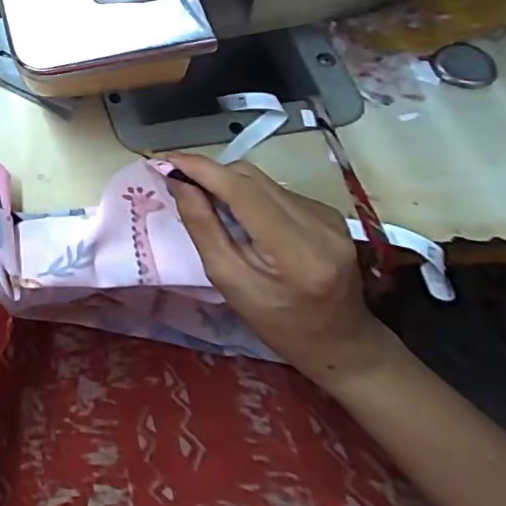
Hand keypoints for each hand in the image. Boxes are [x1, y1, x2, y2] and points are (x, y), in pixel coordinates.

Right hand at [165, 154, 396, 387]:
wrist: (341, 345)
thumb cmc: (278, 323)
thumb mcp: (229, 281)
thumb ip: (203, 227)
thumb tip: (178, 180)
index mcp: (295, 250)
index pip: (241, 190)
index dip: (200, 169)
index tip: (164, 160)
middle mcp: (318, 224)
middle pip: (251, 177)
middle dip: (211, 175)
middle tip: (180, 186)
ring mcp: (328, 216)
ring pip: (262, 180)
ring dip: (230, 185)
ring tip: (213, 208)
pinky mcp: (329, 214)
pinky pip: (276, 190)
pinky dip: (251, 196)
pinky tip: (246, 220)